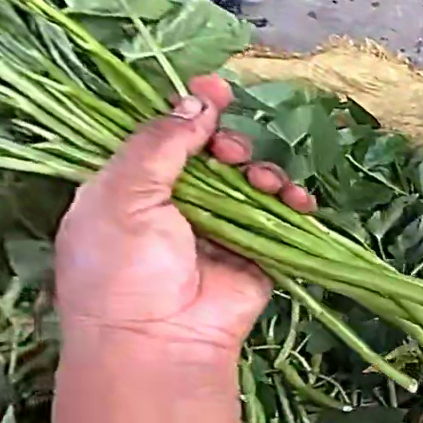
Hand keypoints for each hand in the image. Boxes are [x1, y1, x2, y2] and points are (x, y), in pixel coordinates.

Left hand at [55, 74, 315, 360]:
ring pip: (255, 182)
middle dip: (230, 143)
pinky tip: (299, 200)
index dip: (191, 108)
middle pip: (217, 155)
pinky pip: (285, 217)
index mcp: (136, 185)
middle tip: (230, 153)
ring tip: (264, 182)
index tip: (217, 86)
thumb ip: (159, 145)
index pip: (167, 135)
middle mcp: (183, 201)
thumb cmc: (125, 265)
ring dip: (264, 172)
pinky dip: (296, 203)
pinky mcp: (262, 250)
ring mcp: (226, 226)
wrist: (162, 336)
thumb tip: (198, 102)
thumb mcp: (123, 194)